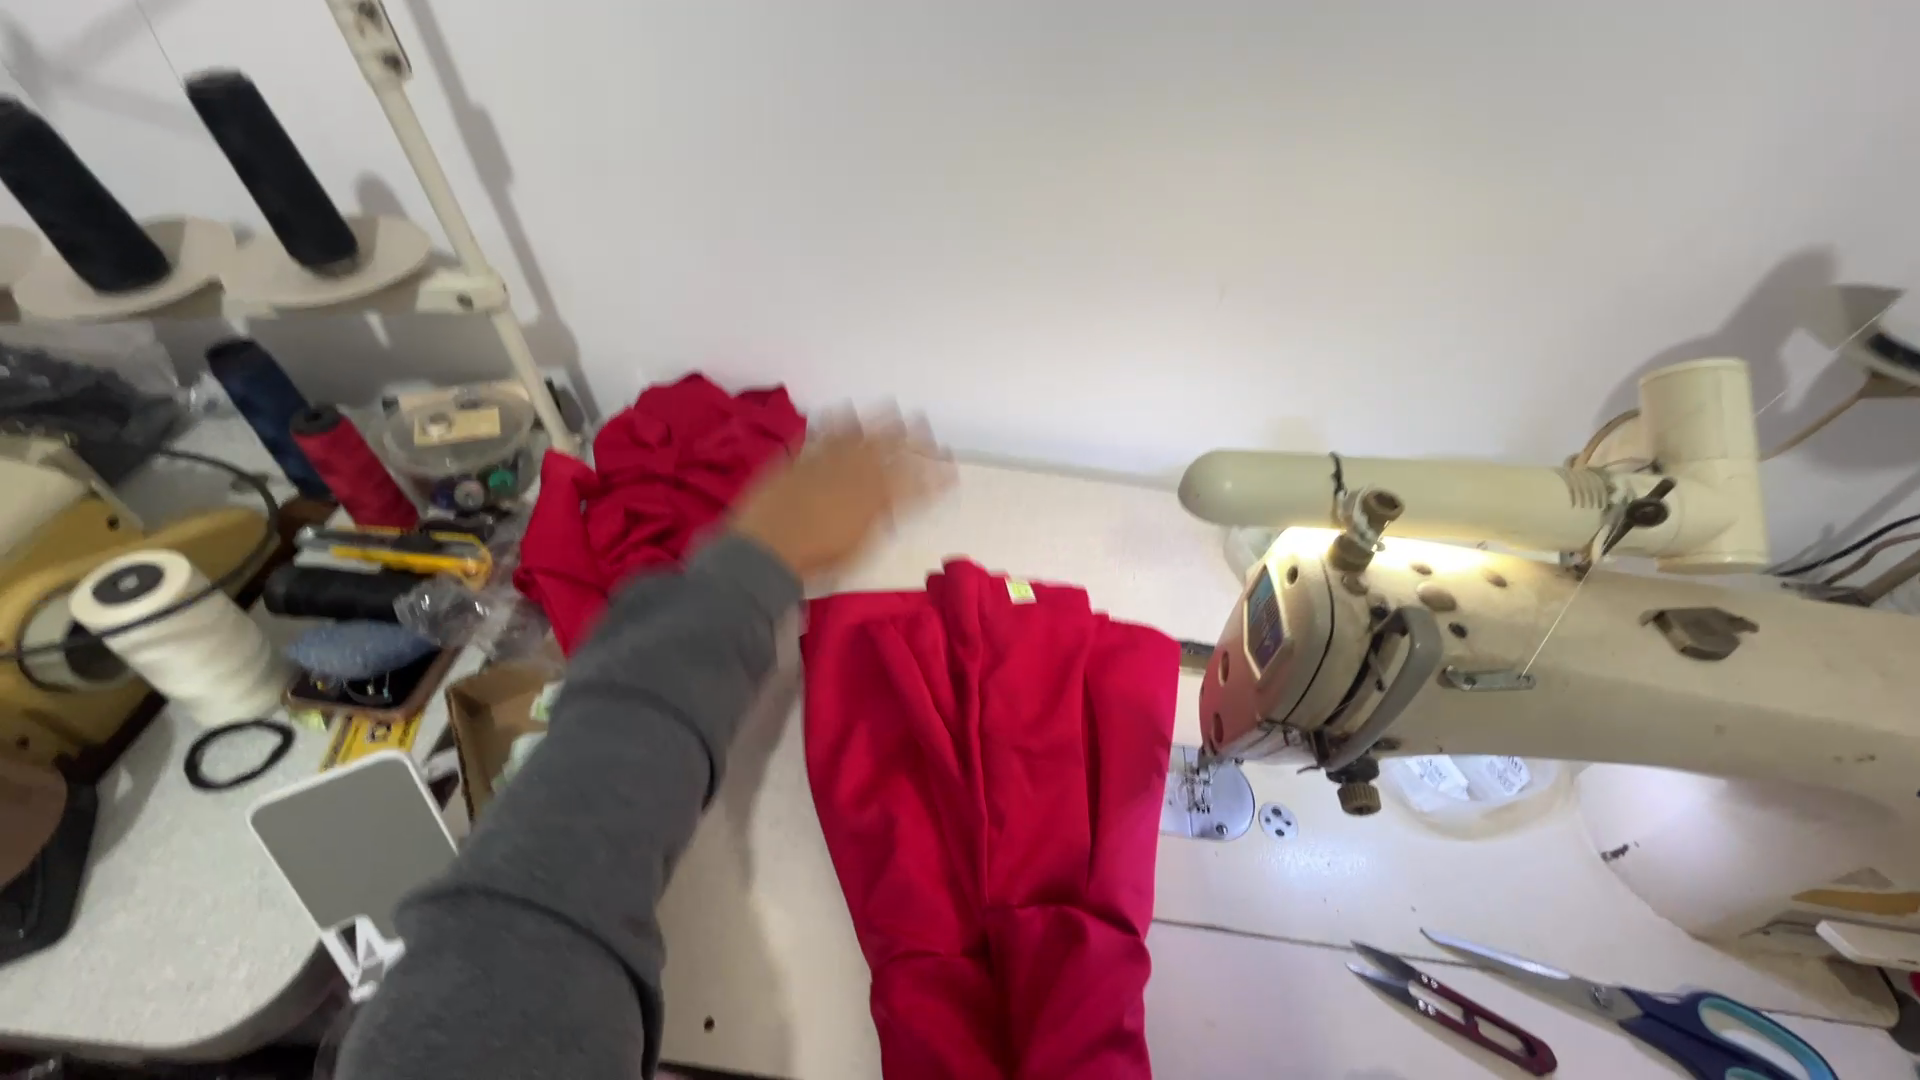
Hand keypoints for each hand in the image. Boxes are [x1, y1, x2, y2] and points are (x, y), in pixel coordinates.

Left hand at [730, 410, 954, 580]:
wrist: (762, 550)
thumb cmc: (813, 559)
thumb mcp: (857, 547)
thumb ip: (879, 521)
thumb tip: (895, 506)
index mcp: (872, 501)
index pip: (911, 484)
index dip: (932, 475)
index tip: (949, 469)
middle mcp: (853, 475)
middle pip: (888, 451)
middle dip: (912, 439)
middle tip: (927, 427)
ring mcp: (825, 464)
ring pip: (859, 438)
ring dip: (879, 423)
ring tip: (894, 410)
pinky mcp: (800, 459)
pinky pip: (823, 436)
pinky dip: (837, 423)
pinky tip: (845, 411)